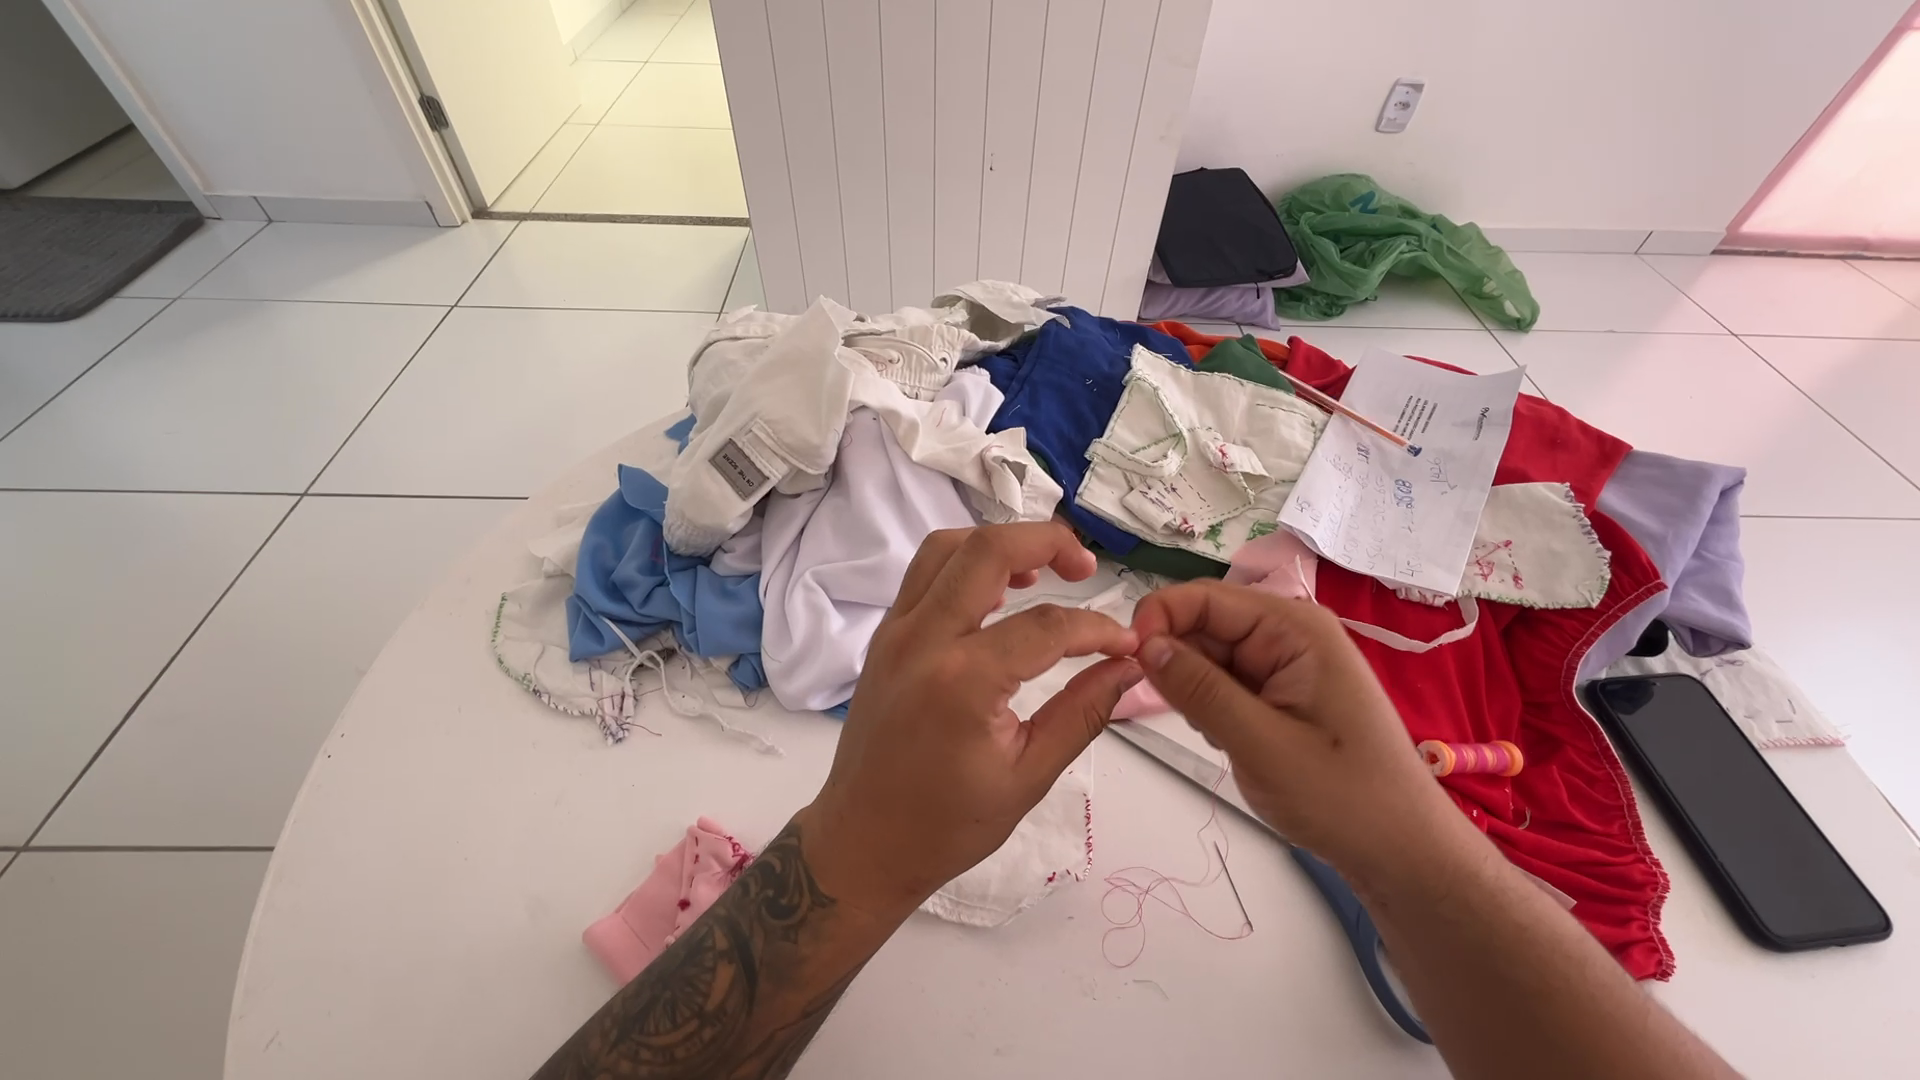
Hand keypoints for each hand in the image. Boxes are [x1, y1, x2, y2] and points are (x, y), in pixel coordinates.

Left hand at [798, 524, 1142, 918]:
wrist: (862, 842)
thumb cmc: (946, 825)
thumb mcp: (1028, 778)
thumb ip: (1082, 713)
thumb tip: (1129, 667)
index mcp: (962, 682)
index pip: (1046, 627)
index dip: (1097, 629)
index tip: (1126, 645)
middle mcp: (923, 640)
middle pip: (986, 550)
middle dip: (1046, 541)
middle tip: (1085, 567)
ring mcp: (895, 632)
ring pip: (945, 547)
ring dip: (998, 544)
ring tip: (1041, 571)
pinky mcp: (885, 637)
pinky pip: (924, 574)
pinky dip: (965, 563)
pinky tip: (997, 591)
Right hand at [1129, 582, 1461, 885]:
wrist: (1400, 851)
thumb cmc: (1341, 797)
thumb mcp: (1259, 742)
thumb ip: (1198, 688)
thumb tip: (1144, 644)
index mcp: (1292, 627)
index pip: (1204, 597)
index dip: (1158, 618)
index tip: (1126, 661)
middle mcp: (1287, 633)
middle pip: (1203, 623)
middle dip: (1175, 660)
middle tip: (1178, 712)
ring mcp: (1284, 662)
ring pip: (1207, 655)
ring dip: (1192, 688)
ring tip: (1217, 734)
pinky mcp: (1278, 690)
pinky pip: (1222, 680)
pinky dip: (1209, 705)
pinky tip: (1226, 738)